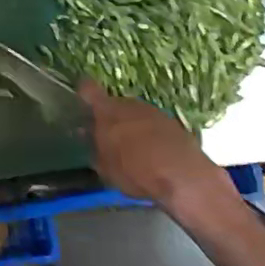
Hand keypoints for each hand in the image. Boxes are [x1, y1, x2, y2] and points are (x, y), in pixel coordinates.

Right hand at [79, 80, 236, 216]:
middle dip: (109, 117)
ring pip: (135, 113)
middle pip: (114, 104)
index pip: (89, 89)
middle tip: (107, 137)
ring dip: (131, 125)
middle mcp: (129, 104)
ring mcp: (153, 111)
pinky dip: (149, 134)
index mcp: (107, 111)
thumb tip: (87, 134)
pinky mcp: (173, 122)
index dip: (84, 92)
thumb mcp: (105, 167)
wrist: (183, 176)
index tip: (81, 98)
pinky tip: (152, 154)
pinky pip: (153, 124)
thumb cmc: (135, 171)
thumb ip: (95, 147)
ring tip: (131, 149)